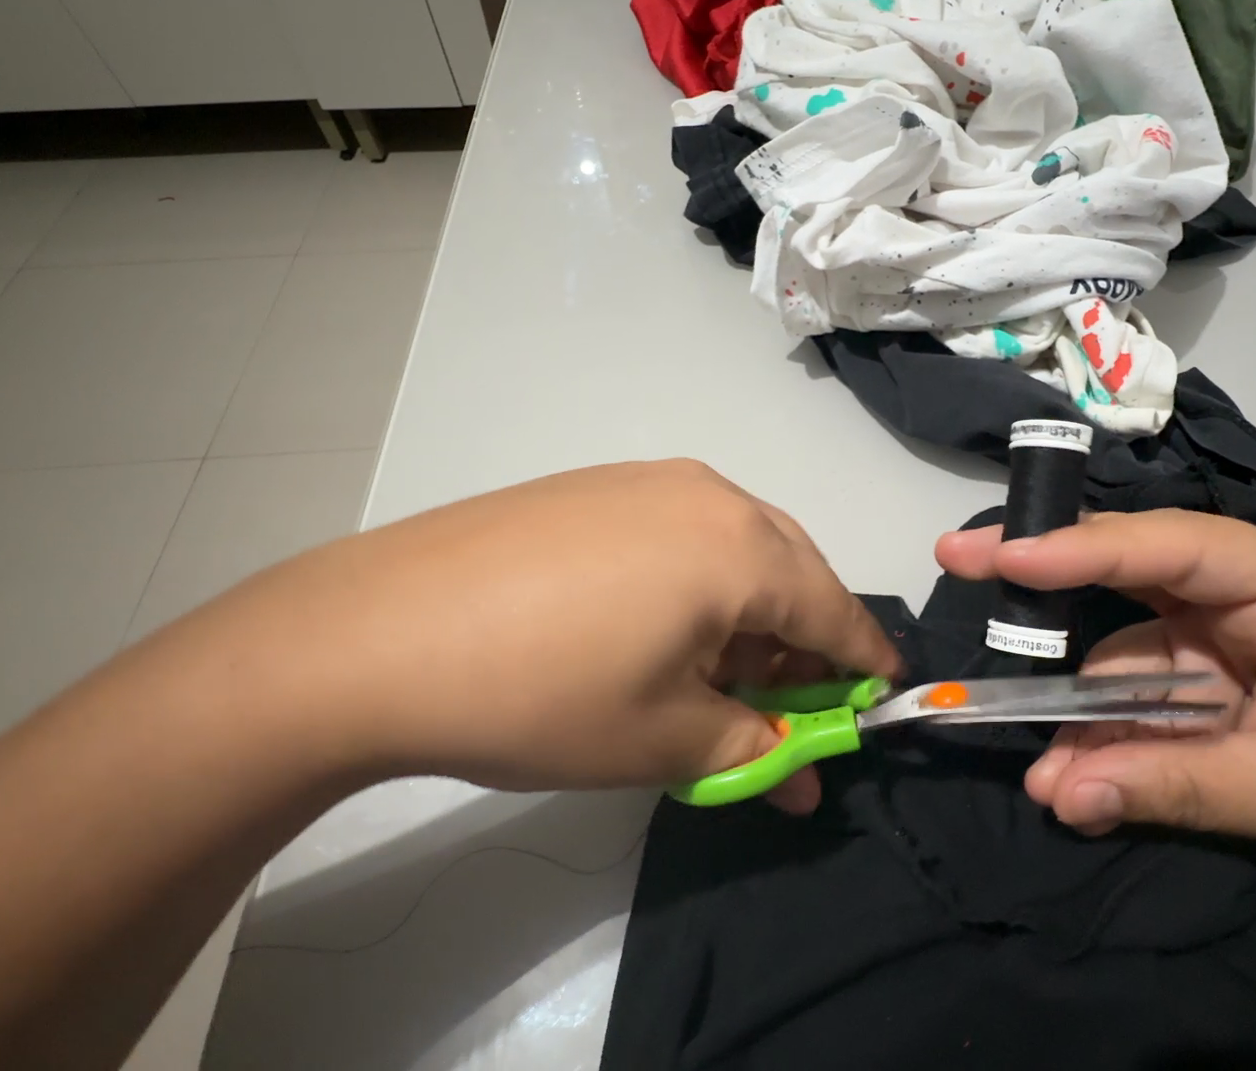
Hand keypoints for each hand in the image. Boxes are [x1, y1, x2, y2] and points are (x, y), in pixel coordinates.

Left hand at [135, 460, 898, 809]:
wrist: (375, 636)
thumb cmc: (544, 695)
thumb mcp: (666, 742)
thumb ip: (757, 753)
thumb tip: (805, 774)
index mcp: (741, 548)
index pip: (834, 610)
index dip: (862, 663)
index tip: (879, 700)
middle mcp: (706, 494)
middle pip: (789, 570)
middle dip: (803, 640)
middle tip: (788, 703)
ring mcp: (643, 481)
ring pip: (734, 548)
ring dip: (747, 612)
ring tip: (718, 675)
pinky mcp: (592, 486)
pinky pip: (679, 533)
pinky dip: (696, 584)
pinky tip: (656, 629)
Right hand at [935, 509, 1255, 912]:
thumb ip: (1175, 784)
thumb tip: (1058, 792)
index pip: (1179, 549)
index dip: (1089, 546)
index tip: (1007, 556)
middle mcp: (1242, 608)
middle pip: (1130, 573)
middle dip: (1045, 573)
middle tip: (956, 560)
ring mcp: (1216, 657)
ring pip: (1117, 659)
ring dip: (1072, 710)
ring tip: (1040, 769)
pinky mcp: (1201, 705)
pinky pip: (1129, 712)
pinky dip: (1096, 747)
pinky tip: (1072, 786)